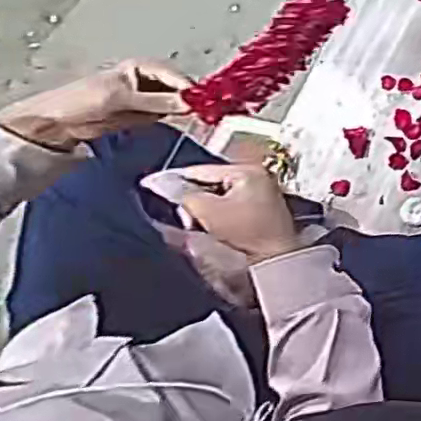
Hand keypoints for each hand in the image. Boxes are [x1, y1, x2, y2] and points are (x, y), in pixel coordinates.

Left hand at [0, 60, 192, 150]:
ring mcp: (156, 96)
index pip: (180, 77)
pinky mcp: (154, 111)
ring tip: (201, 115)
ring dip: (192, 108)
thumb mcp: (120, 98)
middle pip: (187, 88)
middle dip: (196, 99)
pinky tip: (190, 119)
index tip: (206, 103)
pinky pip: (176, 112)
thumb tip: (191, 103)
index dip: (193, 89)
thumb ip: (157, 100)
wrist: (55, 124)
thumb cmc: (79, 101)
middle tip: (207, 110)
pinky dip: (184, 116)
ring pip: (185, 101)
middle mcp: (155, 79)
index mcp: (146, 67)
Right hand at [171, 164, 302, 261]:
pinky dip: (213, 211)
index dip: (172, 178)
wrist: (273, 251)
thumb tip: (159, 182)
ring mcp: (260, 189)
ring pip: (215, 193)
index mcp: (247, 171)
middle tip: (185, 215)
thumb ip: (183, 194)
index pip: (201, 170)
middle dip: (190, 197)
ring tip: (197, 222)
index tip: (148, 185)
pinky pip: (226, 202)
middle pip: (208, 181)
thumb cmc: (245, 228)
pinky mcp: (258, 204)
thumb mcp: (208, 210)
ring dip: (201, 206)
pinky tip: (210, 224)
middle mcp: (256, 175)